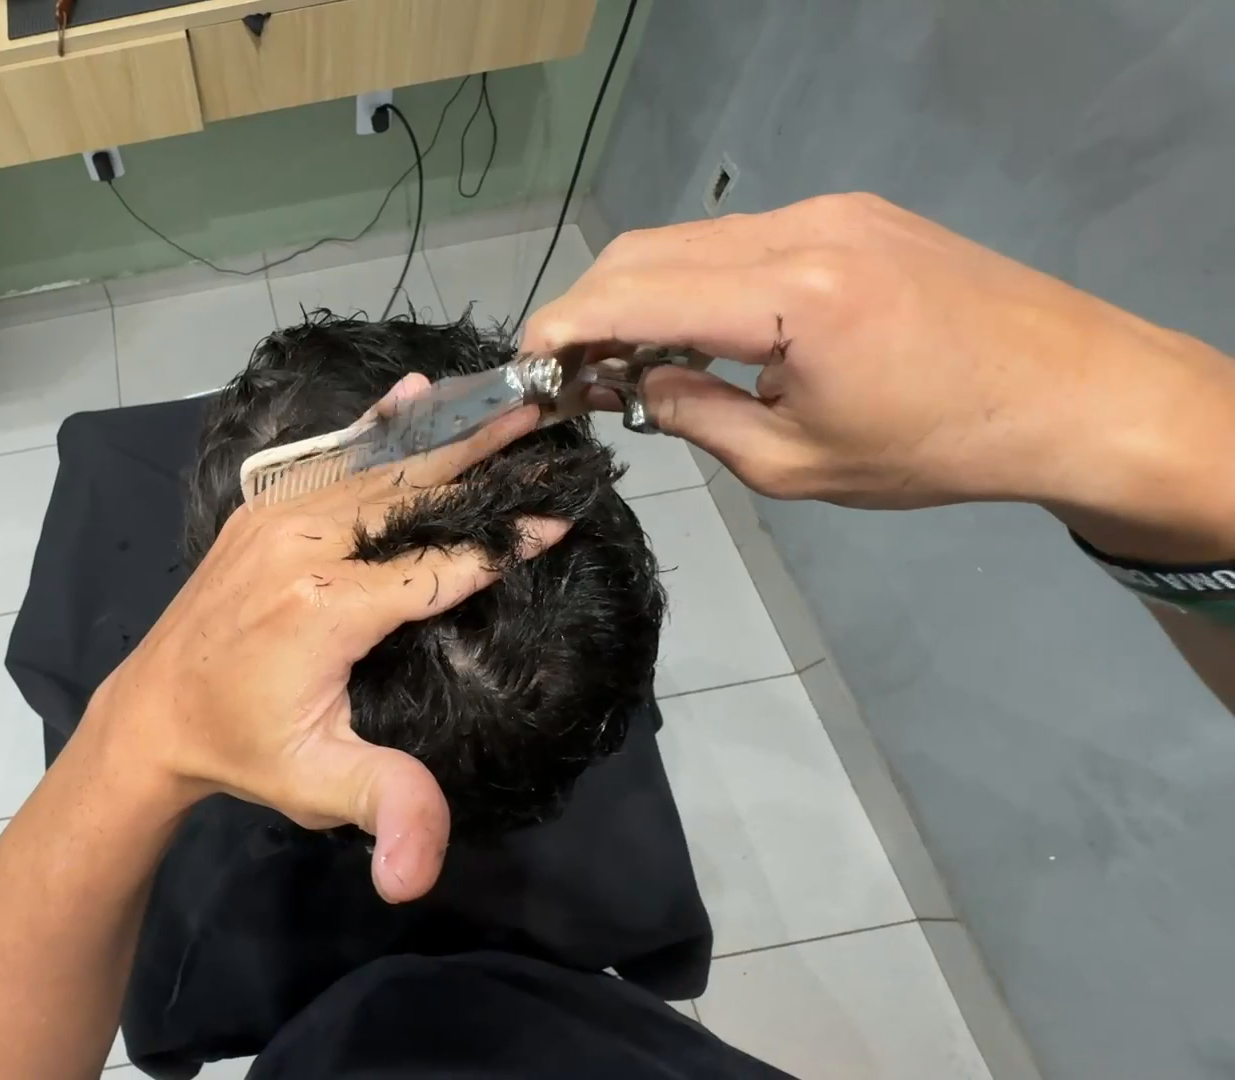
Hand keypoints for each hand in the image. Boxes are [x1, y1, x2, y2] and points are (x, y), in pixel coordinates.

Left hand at [83, 377, 564, 902]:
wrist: (154, 709)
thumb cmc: (242, 747)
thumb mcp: (314, 784)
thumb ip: (383, 809)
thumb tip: (419, 885)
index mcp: (328, 606)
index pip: (438, 565)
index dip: (502, 544)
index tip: (559, 516)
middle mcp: (304, 543)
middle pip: (412, 491)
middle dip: (484, 455)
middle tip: (545, 414)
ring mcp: (275, 515)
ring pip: (375, 465)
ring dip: (442, 432)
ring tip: (500, 396)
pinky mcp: (259, 510)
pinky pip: (330, 460)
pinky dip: (376, 426)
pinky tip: (411, 393)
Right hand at [522, 193, 1234, 559]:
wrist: (1084, 396)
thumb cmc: (933, 450)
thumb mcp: (788, 463)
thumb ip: (691, 412)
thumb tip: (633, 379)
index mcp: (794, 299)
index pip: (636, 292)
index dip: (564, 325)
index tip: (525, 365)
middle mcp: (803, 232)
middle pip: (644, 250)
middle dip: (584, 307)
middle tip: (564, 369)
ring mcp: (827, 212)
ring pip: (680, 239)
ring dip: (629, 292)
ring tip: (614, 355)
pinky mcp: (846, 215)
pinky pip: (728, 241)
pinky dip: (681, 281)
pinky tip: (680, 327)